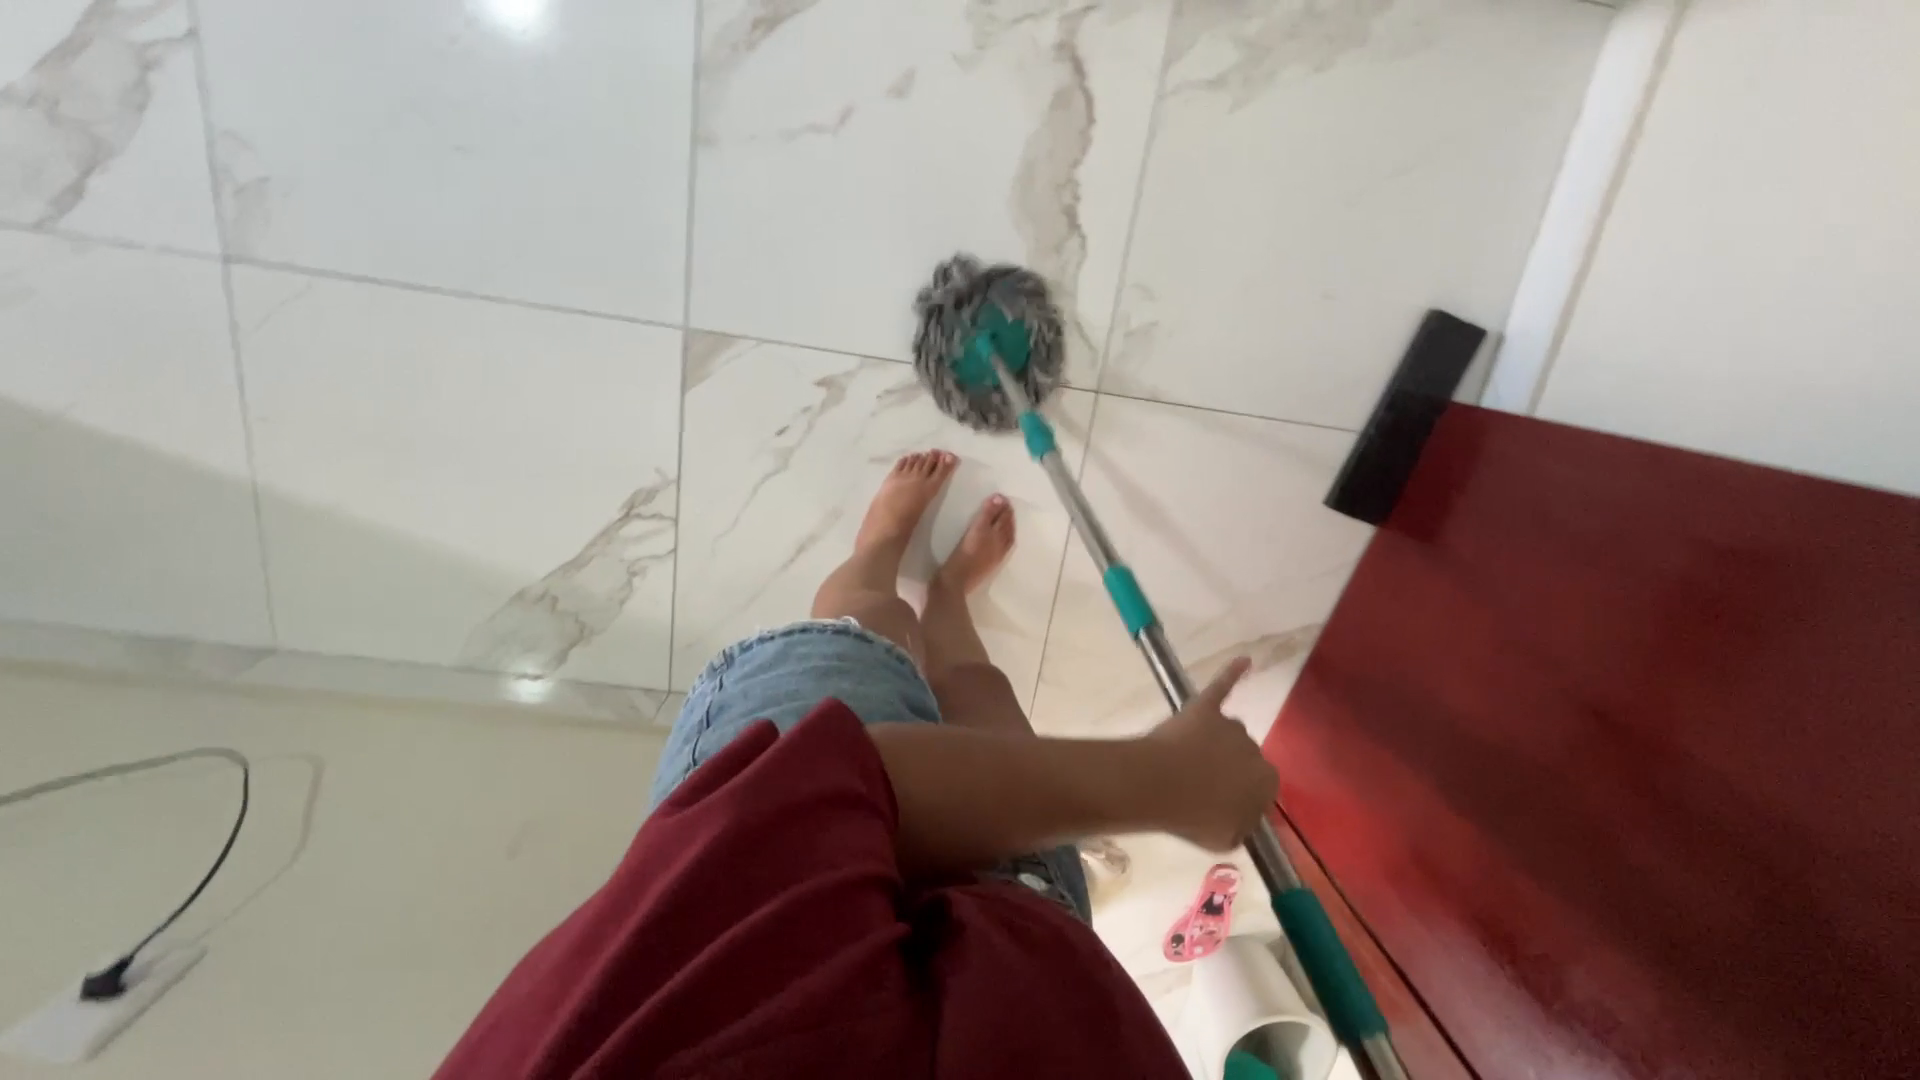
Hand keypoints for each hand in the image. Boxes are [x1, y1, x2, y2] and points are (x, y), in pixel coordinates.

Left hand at [1141, 658, 1278, 851]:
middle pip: (1242, 758)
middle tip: (1196, 783)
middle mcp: (1255, 748)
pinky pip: (1223, 686)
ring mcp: (1229, 725)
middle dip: (1224, 768)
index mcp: (1266, 782)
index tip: (1217, 801)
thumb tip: (1244, 816)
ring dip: (1213, 743)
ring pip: (1227, 732)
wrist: (1156, 783)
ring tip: (1185, 760)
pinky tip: (1245, 661)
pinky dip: (1233, 673)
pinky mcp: (1205, 706)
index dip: (1236, 795)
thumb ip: (1242, 825)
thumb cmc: (1191, 815)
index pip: (1259, 788)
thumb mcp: (1226, 839)